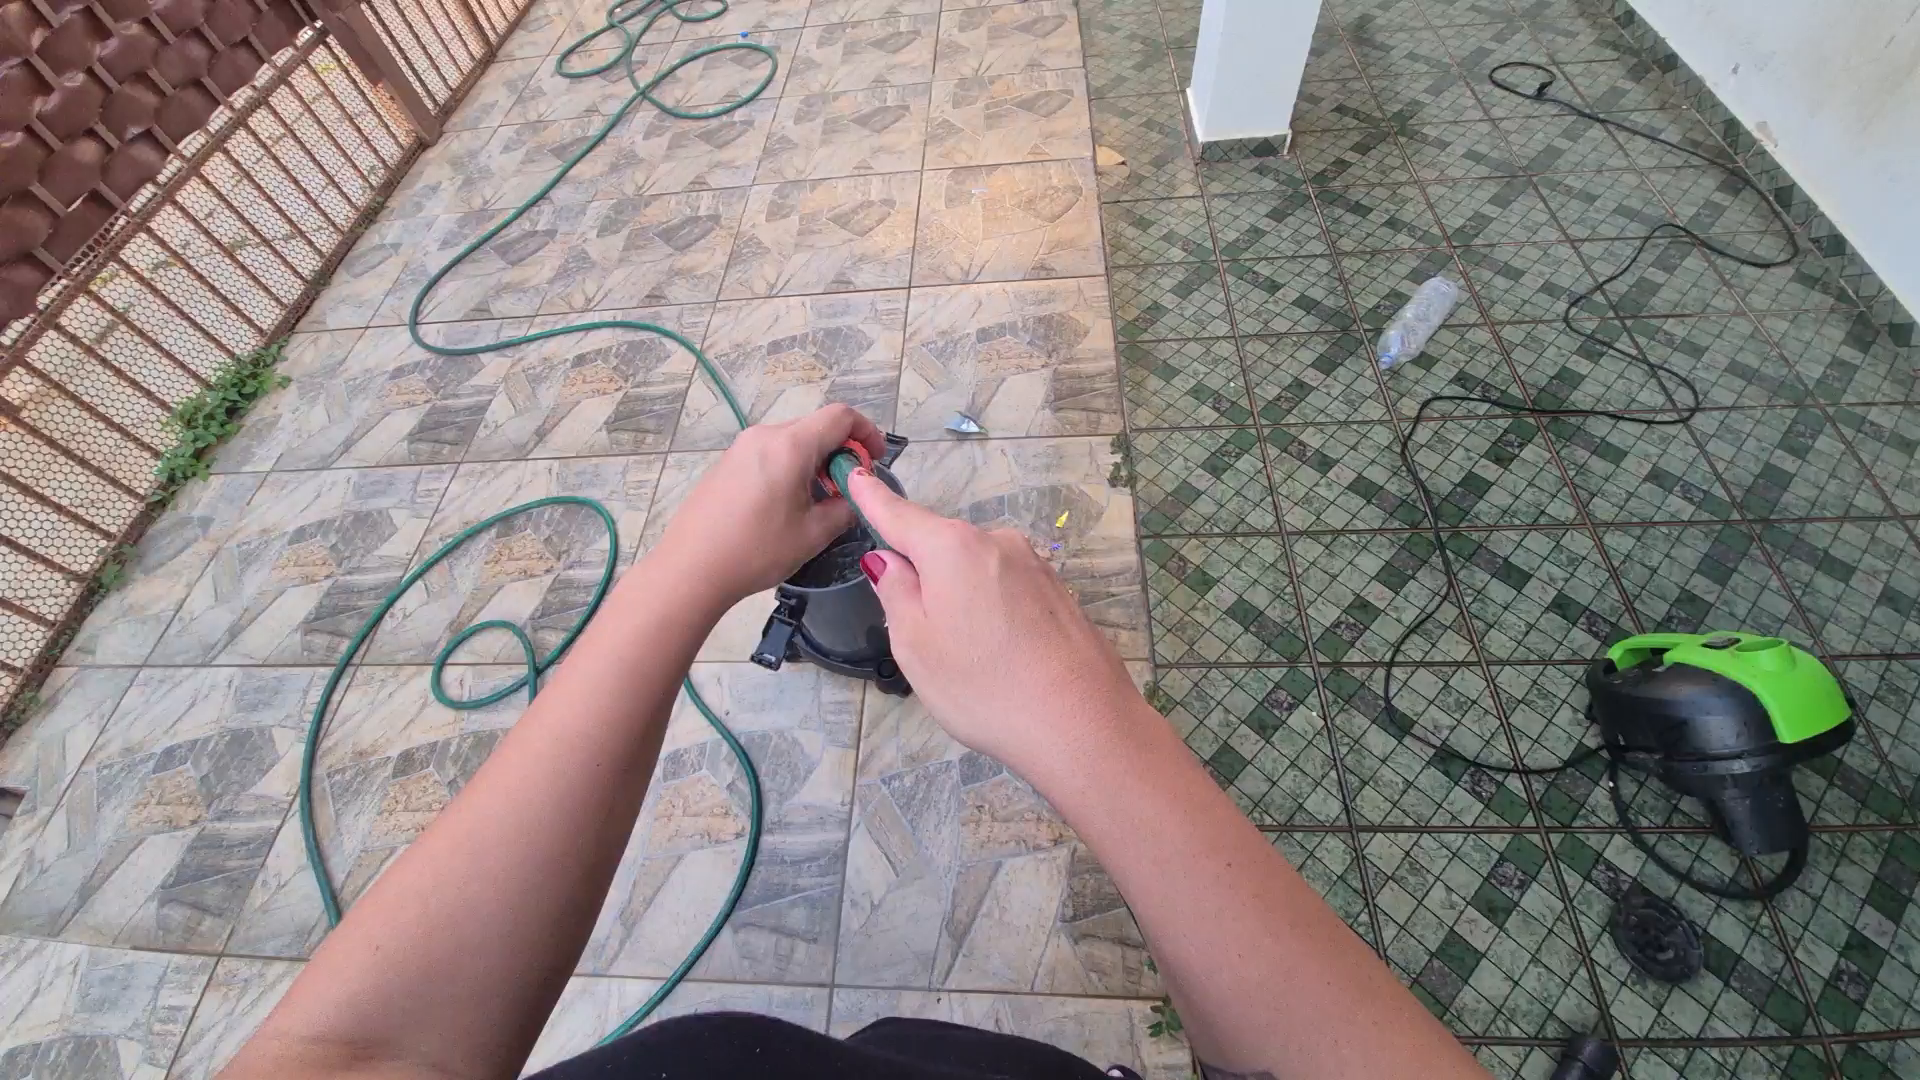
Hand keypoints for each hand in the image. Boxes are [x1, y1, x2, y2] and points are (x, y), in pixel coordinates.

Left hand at [652, 405, 885, 605]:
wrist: (690, 569)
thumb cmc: (757, 550)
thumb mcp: (814, 533)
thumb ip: (845, 507)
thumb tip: (854, 496)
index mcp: (790, 445)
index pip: (841, 416)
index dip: (867, 432)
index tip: (876, 460)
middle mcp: (765, 435)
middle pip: (817, 427)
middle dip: (842, 451)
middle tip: (850, 489)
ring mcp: (741, 447)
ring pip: (793, 441)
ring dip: (817, 461)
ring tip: (820, 501)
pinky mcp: (727, 464)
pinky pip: (771, 453)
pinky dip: (792, 468)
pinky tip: (788, 504)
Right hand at [847, 469, 1148, 770]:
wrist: (1084, 724)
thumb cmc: (984, 687)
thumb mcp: (916, 645)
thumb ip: (896, 592)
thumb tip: (888, 558)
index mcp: (954, 547)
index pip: (900, 515)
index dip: (874, 500)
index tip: (855, 477)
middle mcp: (998, 542)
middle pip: (942, 547)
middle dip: (924, 577)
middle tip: (925, 638)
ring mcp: (1035, 565)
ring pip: (977, 571)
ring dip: (962, 599)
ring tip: (972, 659)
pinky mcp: (1059, 592)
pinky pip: (1008, 590)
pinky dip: (994, 612)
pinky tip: (1004, 658)